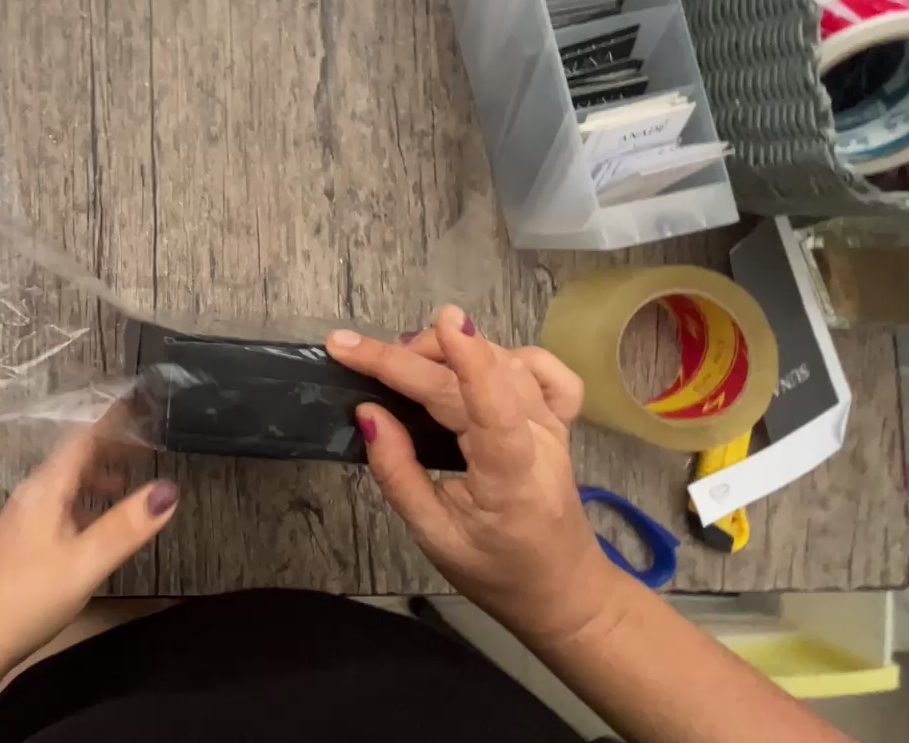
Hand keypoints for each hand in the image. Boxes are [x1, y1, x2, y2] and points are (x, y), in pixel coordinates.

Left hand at [0, 426, 178, 668]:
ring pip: (67, 480)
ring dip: (97, 473)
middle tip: (144, 441)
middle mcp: (34, 492)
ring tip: (128, 480)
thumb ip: (126, 526)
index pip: (83, 438)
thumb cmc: (28, 595)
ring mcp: (26, 515)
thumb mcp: (85, 562)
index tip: (136, 401)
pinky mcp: (23, 538)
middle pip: (74, 455)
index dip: (110, 419)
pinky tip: (95, 521)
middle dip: (108, 445)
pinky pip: (61, 502)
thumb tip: (169, 489)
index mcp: (48, 487)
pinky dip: (84, 499)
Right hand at [328, 305, 629, 646]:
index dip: (468, 360)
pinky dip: (504, 352)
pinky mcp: (557, 418)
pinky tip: (471, 360)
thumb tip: (367, 411)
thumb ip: (397, 472)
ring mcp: (554, 425)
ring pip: (502, 361)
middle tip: (346, 348)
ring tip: (396, 361)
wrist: (563, 590)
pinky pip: (541, 368)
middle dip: (402, 356)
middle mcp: (541, 441)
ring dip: (444, 349)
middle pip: (472, 379)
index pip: (493, 409)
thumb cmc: (495, 570)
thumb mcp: (433, 535)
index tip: (442, 318)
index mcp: (511, 479)